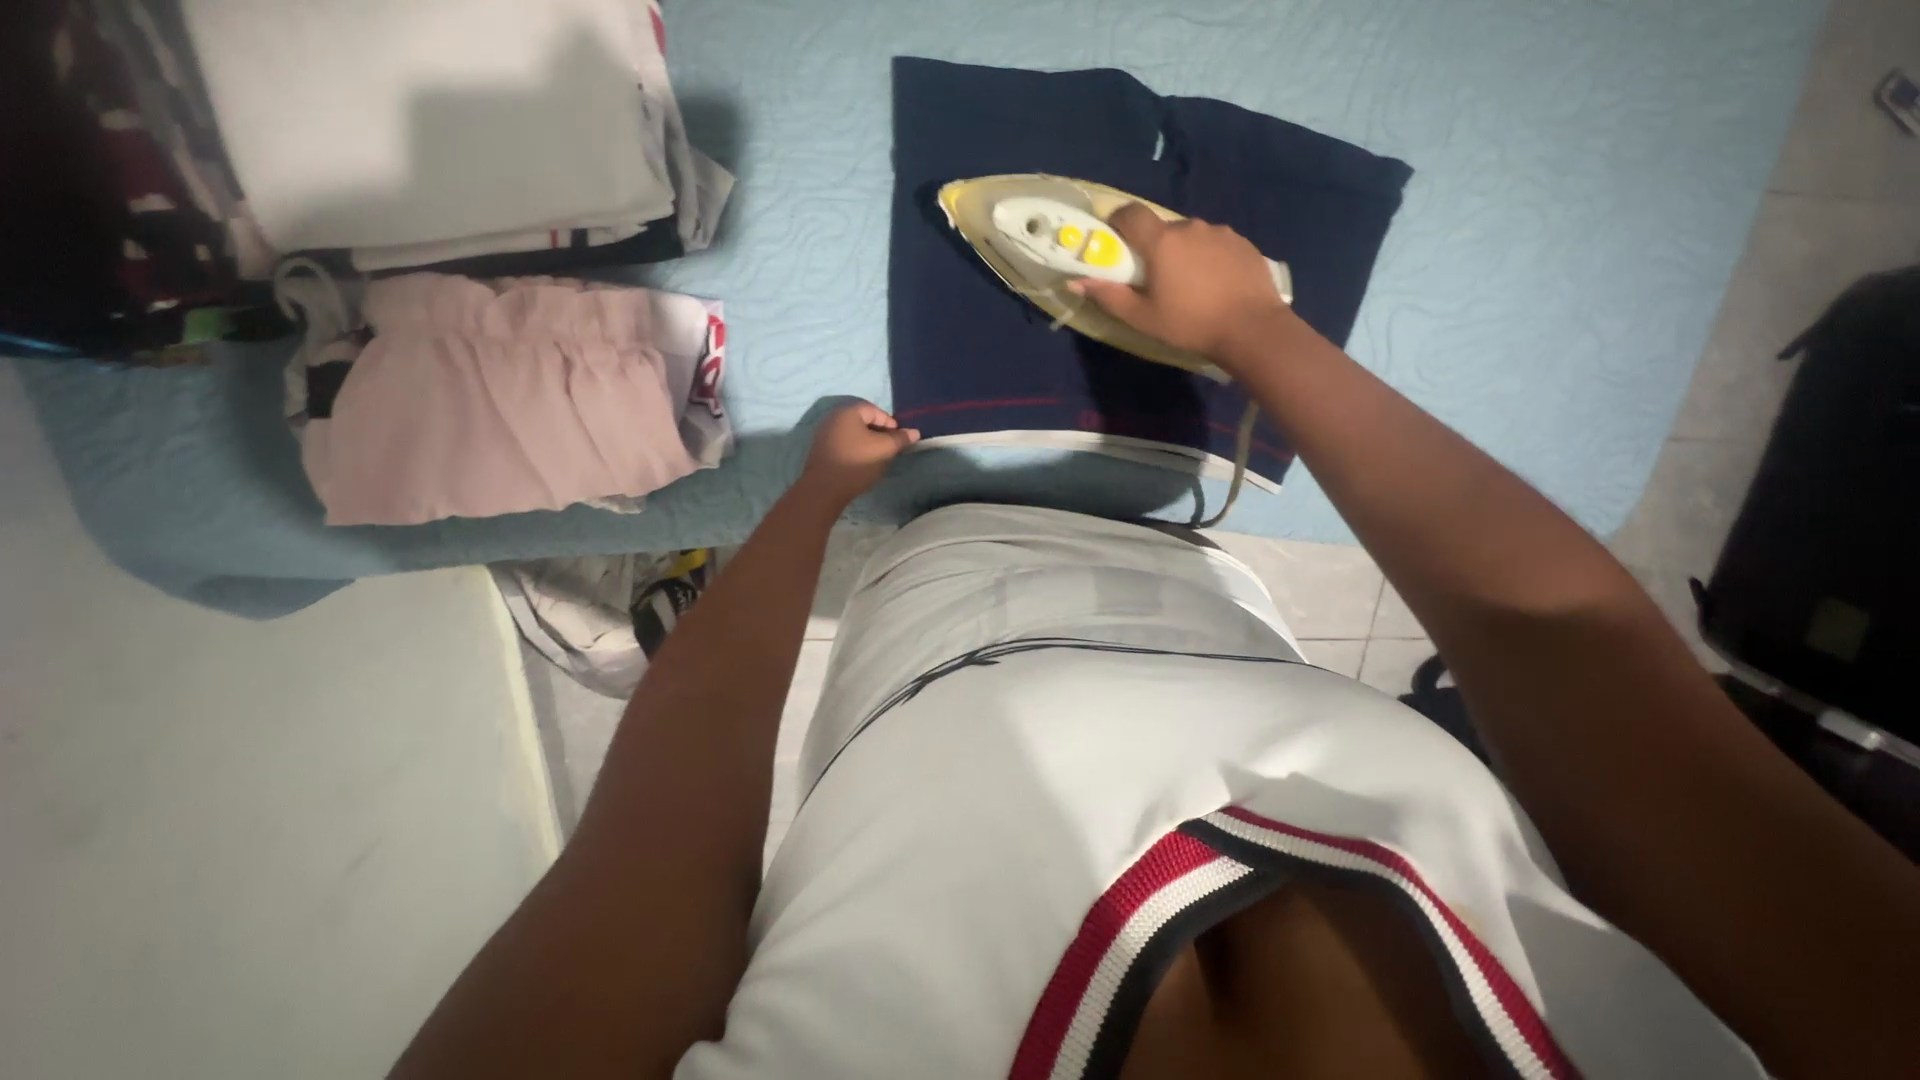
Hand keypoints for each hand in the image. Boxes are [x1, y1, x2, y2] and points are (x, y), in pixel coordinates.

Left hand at [794, 402, 919, 506]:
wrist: (824, 489)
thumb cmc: (856, 463)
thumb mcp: (884, 449)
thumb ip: (900, 439)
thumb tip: (914, 432)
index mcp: (847, 412)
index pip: (874, 410)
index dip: (890, 423)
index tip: (899, 439)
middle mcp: (833, 418)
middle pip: (862, 420)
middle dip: (879, 432)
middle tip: (890, 447)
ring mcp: (824, 434)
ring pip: (853, 433)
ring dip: (867, 441)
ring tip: (878, 456)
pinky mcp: (821, 449)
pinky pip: (843, 442)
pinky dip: (855, 448)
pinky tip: (861, 462)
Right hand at [1069, 203, 1299, 365]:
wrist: (1252, 328)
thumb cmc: (1190, 324)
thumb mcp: (1142, 317)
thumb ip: (1108, 296)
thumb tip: (1076, 281)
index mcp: (1162, 241)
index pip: (1131, 213)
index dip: (1119, 222)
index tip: (1115, 240)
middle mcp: (1191, 227)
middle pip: (1163, 228)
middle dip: (1155, 246)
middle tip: (1156, 278)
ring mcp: (1221, 233)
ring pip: (1192, 236)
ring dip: (1184, 253)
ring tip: (1190, 285)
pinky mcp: (1244, 243)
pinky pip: (1217, 244)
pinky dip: (1210, 258)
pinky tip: (1215, 285)